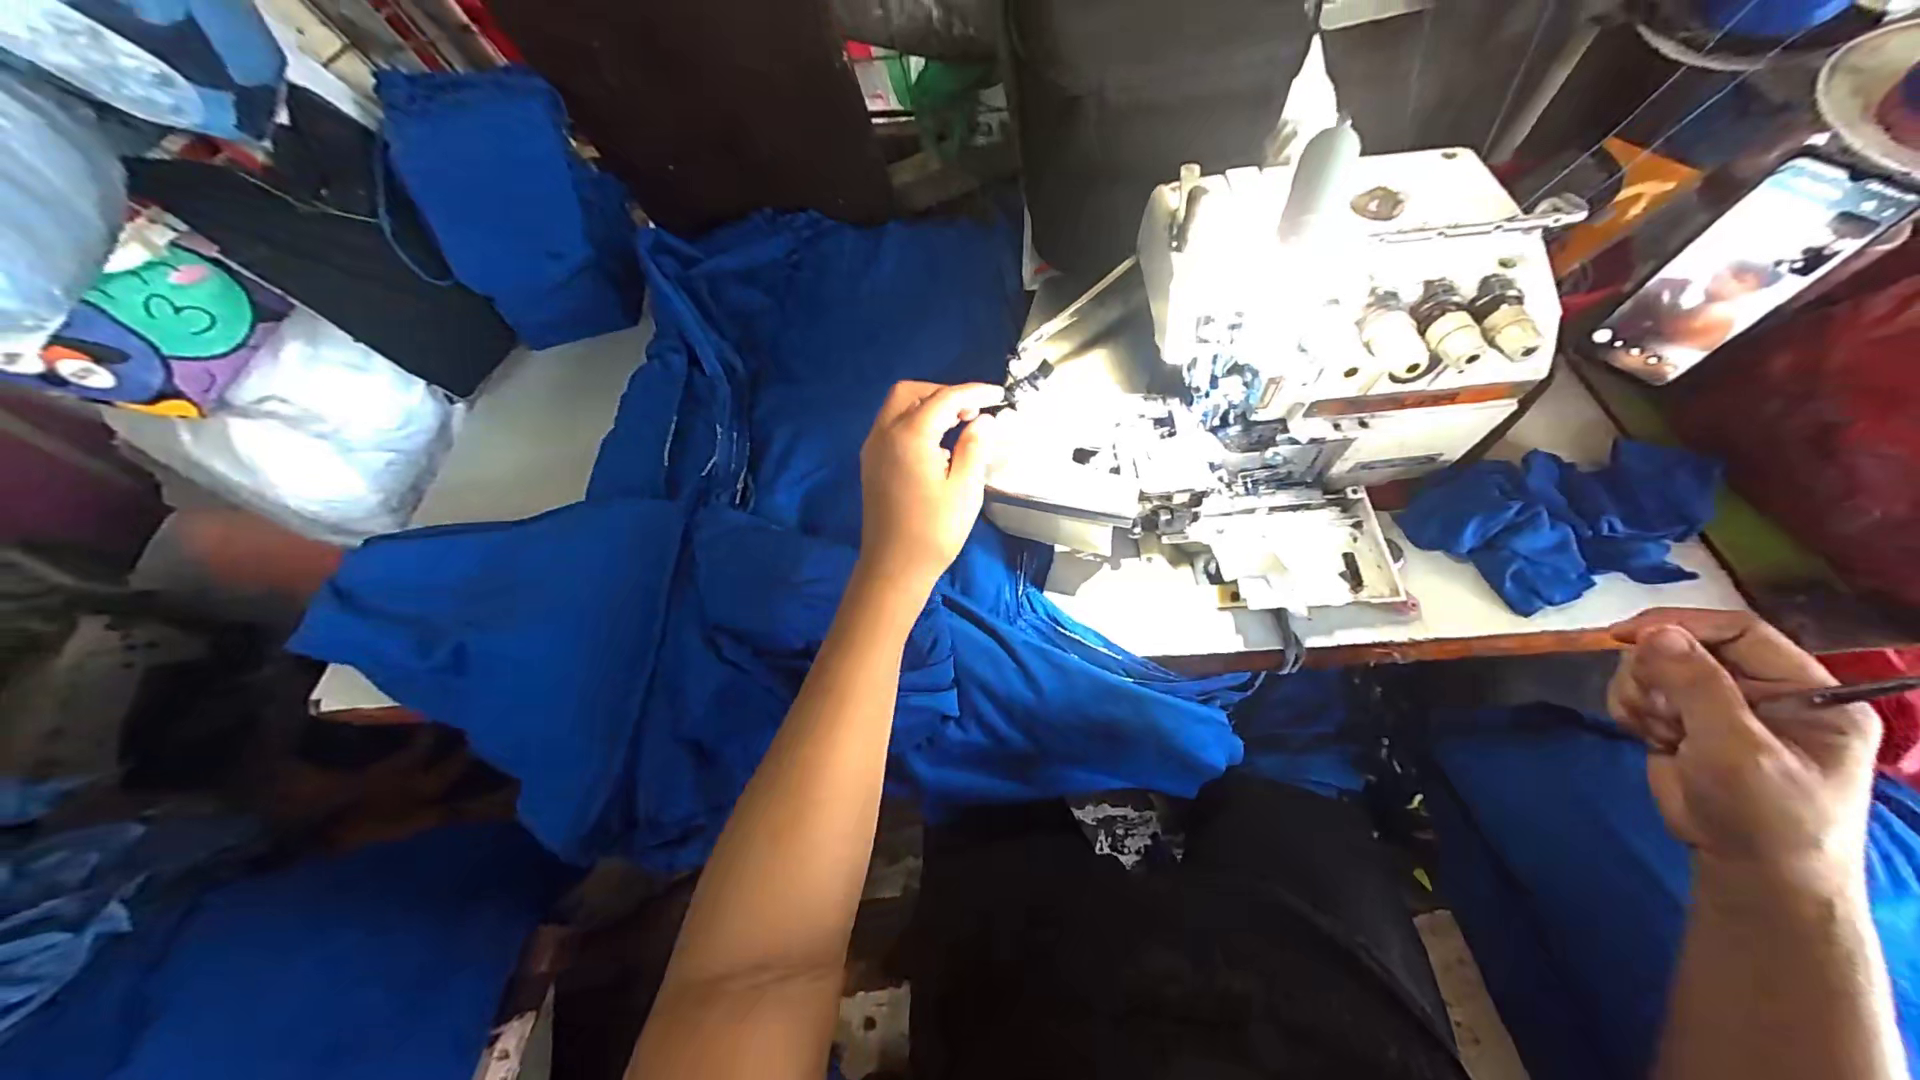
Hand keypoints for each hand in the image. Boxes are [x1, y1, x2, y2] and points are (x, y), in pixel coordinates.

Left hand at [856, 381, 1002, 592]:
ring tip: (960, 423)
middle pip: (911, 392)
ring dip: (928, 406)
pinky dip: (915, 422)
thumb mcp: (964, 489)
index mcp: (909, 436)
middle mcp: (884, 434)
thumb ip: (974, 447)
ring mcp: (873, 449)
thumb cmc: (933, 532)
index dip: (974, 392)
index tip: (999, 395)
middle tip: (973, 409)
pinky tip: (937, 445)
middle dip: (944, 393)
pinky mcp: (871, 463)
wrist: (894, 567)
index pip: (944, 398)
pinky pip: (891, 426)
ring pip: (898, 407)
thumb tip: (984, 420)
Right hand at [1607, 609, 1880, 880]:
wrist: (1750, 871)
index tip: (1623, 635)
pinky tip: (1646, 734)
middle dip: (1655, 673)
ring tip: (1656, 731)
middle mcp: (1767, 693)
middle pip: (1687, 648)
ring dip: (1639, 693)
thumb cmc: (1765, 814)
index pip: (1740, 633)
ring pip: (1655, 668)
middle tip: (1654, 711)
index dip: (1681, 625)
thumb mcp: (1736, 748)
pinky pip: (1640, 692)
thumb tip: (1654, 633)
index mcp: (1810, 693)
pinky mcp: (1685, 723)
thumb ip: (1698, 687)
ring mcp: (1723, 709)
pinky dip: (1630, 707)